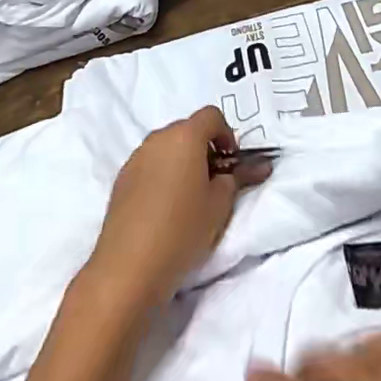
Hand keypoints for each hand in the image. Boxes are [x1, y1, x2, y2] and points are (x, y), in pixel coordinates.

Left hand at [85, 106, 270, 306]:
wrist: (130, 264)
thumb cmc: (183, 229)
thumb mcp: (220, 205)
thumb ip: (237, 178)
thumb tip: (257, 166)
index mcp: (184, 136)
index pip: (211, 115)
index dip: (227, 135)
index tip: (231, 163)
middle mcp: (157, 138)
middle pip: (187, 129)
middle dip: (205, 149)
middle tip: (215, 182)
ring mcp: (136, 156)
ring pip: (167, 147)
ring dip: (183, 161)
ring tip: (190, 198)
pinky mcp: (122, 176)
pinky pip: (150, 163)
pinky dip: (163, 174)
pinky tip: (166, 208)